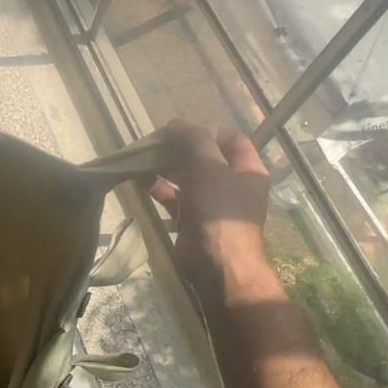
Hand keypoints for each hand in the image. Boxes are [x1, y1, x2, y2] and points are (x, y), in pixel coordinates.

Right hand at [146, 120, 274, 308]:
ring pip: (186, 177)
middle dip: (179, 149)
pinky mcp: (192, 218)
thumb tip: (176, 123)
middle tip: (154, 143)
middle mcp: (232, 184)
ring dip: (165, 167)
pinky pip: (174, 197)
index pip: (230, 139)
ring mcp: (212, 203)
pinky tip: (140, 179)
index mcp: (247, 170)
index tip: (178, 130)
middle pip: (204, 157)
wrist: (216, 263)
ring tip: (142, 158)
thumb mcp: (209, 168)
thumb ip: (194, 141)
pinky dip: (159, 187)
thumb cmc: (219, 210)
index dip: (205, 131)